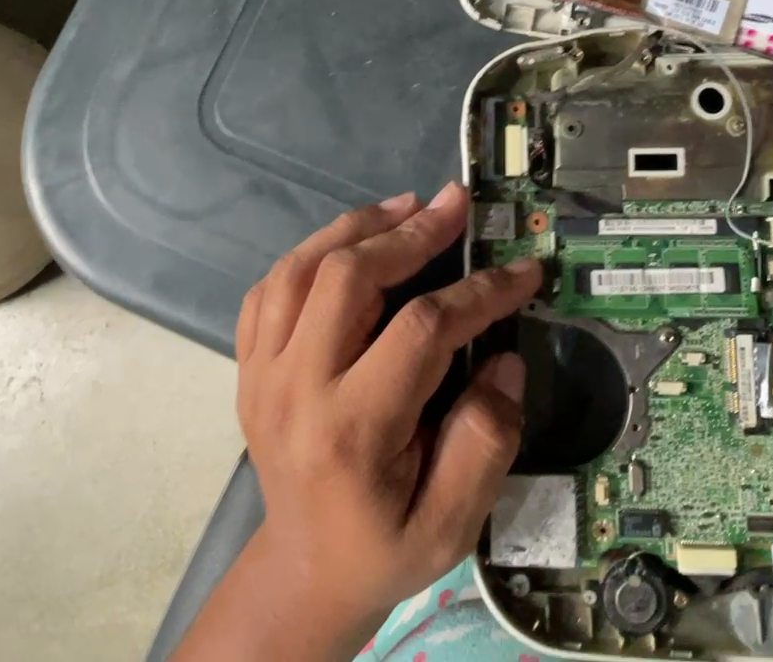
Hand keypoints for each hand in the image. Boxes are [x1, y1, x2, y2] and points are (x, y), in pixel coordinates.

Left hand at [173, 183, 540, 661]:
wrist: (303, 569)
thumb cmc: (384, 545)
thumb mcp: (452, 525)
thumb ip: (485, 443)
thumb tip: (504, 359)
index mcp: (351, 430)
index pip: (420, 330)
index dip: (479, 292)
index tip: (523, 271)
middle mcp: (296, 389)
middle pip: (347, 278)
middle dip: (410, 233)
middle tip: (456, 204)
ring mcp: (263, 373)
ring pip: (300, 269)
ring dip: (356, 227)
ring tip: (407, 206)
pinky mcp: (250, 366)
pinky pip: (270, 288)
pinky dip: (311, 253)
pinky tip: (351, 244)